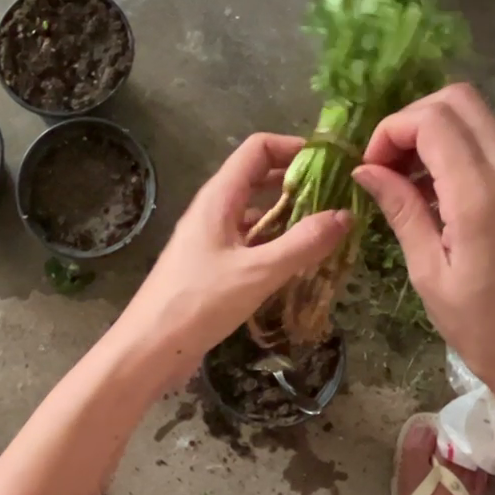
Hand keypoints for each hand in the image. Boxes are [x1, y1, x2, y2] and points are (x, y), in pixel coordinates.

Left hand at [112, 134, 348, 378]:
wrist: (148, 348)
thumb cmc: (198, 303)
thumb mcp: (257, 272)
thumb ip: (302, 244)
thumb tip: (345, 215)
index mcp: (218, 198)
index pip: (258, 149)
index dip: (295, 147)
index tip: (332, 164)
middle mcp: (213, 211)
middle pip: (259, 179)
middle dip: (299, 184)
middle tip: (340, 199)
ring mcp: (210, 241)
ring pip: (256, 216)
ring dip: (290, 219)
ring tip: (329, 233)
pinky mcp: (211, 268)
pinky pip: (249, 245)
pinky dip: (275, 247)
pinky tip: (300, 266)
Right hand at [351, 84, 494, 415]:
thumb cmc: (482, 327)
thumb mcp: (429, 272)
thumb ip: (401, 211)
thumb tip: (366, 170)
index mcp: (481, 192)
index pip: (432, 120)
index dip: (390, 131)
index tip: (368, 171)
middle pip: (456, 100)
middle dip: (409, 121)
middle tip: (382, 166)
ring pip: (470, 118)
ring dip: (427, 135)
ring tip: (397, 183)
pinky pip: (481, 145)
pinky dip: (447, 152)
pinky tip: (424, 194)